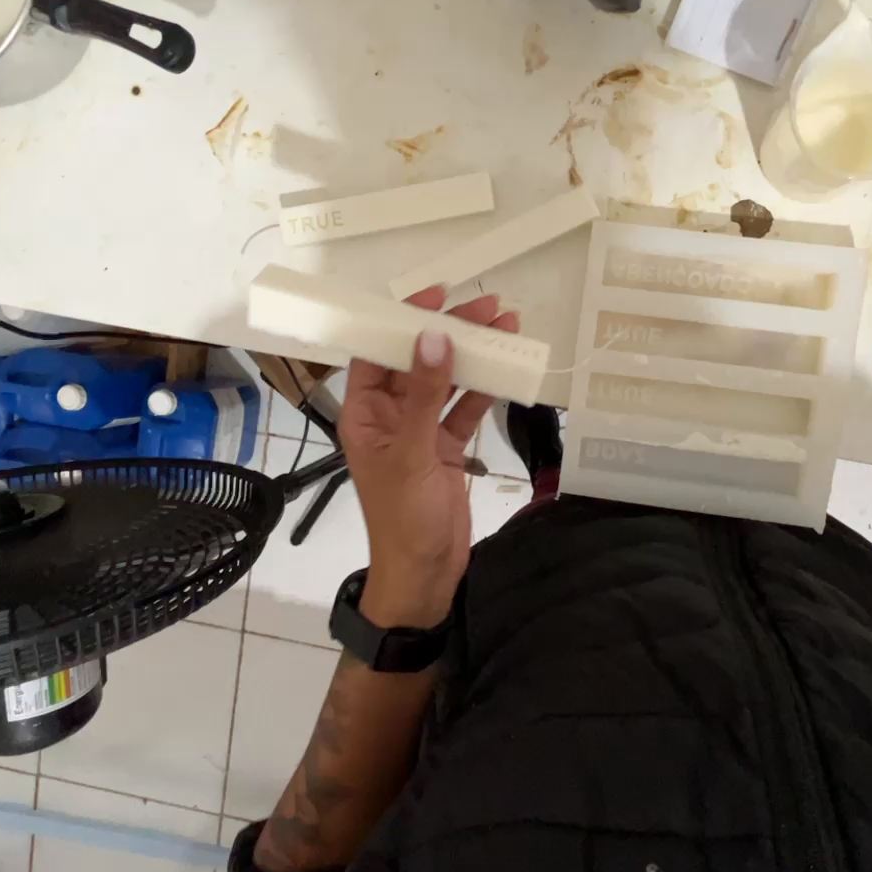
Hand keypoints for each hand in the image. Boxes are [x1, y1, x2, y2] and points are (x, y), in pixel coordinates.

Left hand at [336, 288, 518, 627]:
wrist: (427, 575)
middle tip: (487, 306)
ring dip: (473, 357)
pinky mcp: (446, 447)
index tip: (436, 296)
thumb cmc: (404, 519)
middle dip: (450, 333)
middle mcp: (389, 415)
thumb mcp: (412, 453)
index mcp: (364, 413)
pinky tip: (507, 368)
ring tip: (506, 326)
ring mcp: (420, 431)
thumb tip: (433, 338)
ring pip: (446, 382)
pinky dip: (485, 390)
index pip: (377, 353)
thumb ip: (424, 395)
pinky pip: (465, 409)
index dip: (403, 321)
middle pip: (418, 361)